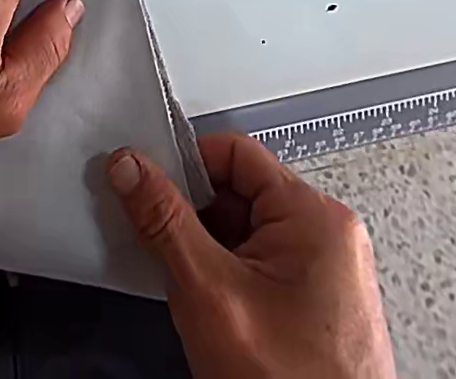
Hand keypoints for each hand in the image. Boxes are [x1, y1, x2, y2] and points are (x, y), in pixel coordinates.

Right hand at [107, 134, 395, 378]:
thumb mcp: (209, 292)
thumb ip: (163, 220)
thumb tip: (130, 167)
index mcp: (315, 217)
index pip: (232, 152)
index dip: (184, 163)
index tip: (146, 181)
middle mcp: (326, 235)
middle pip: (234, 189)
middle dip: (191, 215)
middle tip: (163, 243)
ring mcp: (322, 268)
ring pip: (240, 226)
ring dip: (204, 248)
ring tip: (193, 287)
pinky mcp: (312, 297)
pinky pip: (254, 258)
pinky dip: (222, 271)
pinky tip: (209, 302)